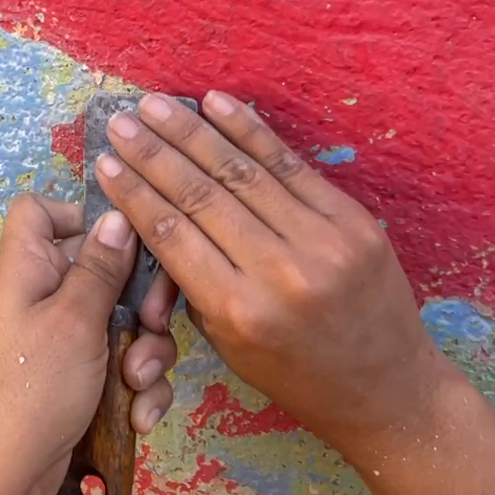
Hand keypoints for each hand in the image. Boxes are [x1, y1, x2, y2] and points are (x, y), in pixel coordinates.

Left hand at [0, 195, 178, 494]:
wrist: (5, 479)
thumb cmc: (30, 388)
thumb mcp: (74, 321)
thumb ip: (99, 267)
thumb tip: (117, 217)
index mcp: (28, 267)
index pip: (38, 211)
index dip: (74, 214)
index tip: (118, 242)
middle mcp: (44, 295)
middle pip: (103, 268)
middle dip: (139, 300)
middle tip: (153, 323)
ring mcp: (63, 339)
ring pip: (123, 320)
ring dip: (144, 352)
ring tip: (136, 383)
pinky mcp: (80, 376)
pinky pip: (122, 364)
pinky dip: (135, 387)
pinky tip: (136, 417)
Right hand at [93, 91, 450, 454]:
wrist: (389, 391)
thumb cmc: (291, 372)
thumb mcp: (223, 340)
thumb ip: (187, 277)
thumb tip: (145, 217)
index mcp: (238, 309)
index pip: (171, 233)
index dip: (133, 191)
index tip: (105, 160)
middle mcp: (280, 272)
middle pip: (199, 194)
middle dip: (152, 153)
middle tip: (120, 122)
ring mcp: (323, 240)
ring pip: (240, 171)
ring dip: (190, 132)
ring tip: (154, 105)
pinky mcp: (354, 220)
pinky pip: (290, 164)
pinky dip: (249, 129)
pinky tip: (216, 103)